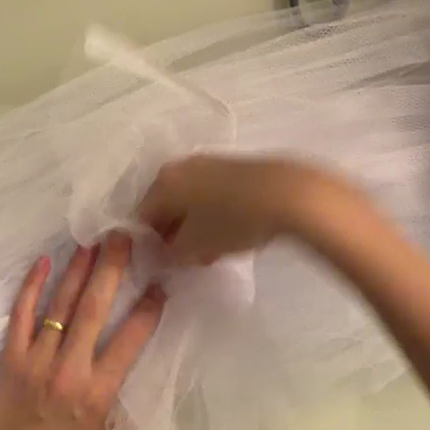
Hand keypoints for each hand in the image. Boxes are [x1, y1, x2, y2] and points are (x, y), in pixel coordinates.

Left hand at [0, 231, 165, 429]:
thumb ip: (138, 407)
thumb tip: (164, 373)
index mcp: (100, 392)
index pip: (131, 338)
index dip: (149, 307)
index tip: (161, 283)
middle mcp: (69, 370)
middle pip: (94, 309)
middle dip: (112, 269)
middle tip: (124, 238)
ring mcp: (36, 361)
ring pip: (60, 306)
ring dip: (78, 271)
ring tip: (93, 242)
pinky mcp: (11, 359)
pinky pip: (21, 316)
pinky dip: (31, 287)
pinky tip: (43, 262)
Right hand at [137, 155, 340, 265]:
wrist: (287, 195)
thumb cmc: (232, 220)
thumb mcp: (194, 247)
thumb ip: (169, 255)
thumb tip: (161, 256)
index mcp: (162, 182)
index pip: (141, 217)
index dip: (149, 245)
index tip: (162, 264)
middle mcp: (180, 167)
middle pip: (166, 207)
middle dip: (173, 236)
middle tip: (186, 260)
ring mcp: (208, 164)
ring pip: (190, 202)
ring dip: (194, 228)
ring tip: (211, 253)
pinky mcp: (234, 169)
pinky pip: (211, 196)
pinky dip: (212, 216)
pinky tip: (229, 236)